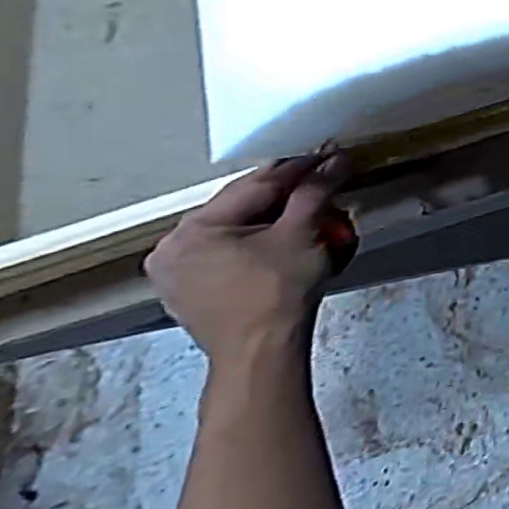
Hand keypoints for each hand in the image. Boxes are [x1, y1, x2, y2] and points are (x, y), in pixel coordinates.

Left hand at [145, 154, 351, 364]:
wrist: (260, 351)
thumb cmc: (279, 290)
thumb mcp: (303, 233)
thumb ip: (316, 191)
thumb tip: (336, 159)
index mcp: (193, 228)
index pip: (258, 184)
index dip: (300, 168)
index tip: (331, 157)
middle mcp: (172, 245)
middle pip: (241, 204)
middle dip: (285, 193)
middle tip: (323, 183)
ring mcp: (174, 271)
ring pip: (233, 226)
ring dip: (271, 216)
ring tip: (306, 212)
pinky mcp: (187, 289)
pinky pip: (225, 250)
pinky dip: (255, 240)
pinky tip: (281, 242)